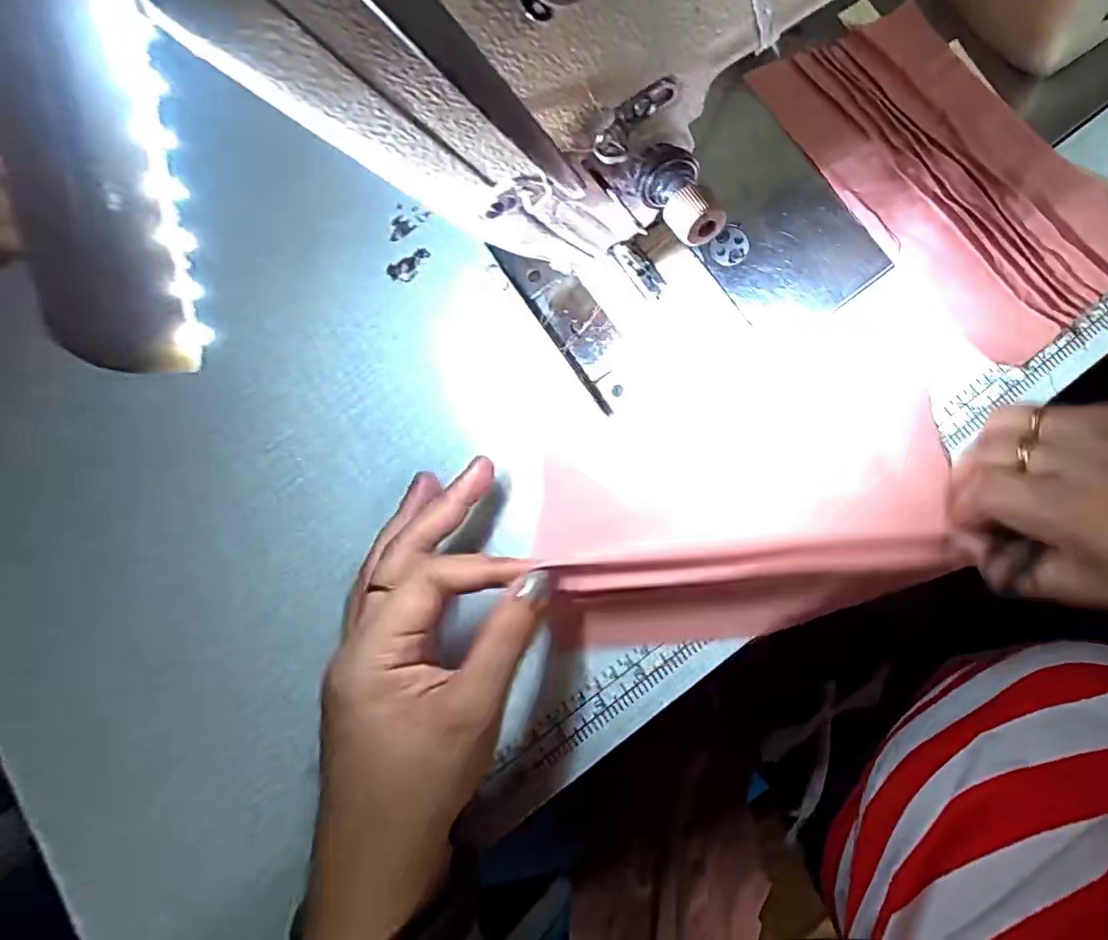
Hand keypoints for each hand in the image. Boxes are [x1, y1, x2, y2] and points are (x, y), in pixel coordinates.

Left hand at [304, 458, 547, 939]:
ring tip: (434, 485)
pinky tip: (421, 548)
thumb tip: (539, 578)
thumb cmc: (424, 781)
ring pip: (383, 576)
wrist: (379, 851)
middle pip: (394, 561)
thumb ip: (507, 637)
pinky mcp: (379, 666)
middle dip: (438, 511)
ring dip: (413, 527)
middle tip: (475, 468)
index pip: (433, 582)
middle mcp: (357, 644)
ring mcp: (363, 655)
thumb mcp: (474, 709)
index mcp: (372, 653)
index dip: (489, 568)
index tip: (539, 572)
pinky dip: (409, 561)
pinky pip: (391, 598)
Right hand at [950, 404, 1107, 616]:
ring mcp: (1092, 423)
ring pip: (1009, 417)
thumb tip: (977, 549)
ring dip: (991, 450)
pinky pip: (1047, 414)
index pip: (979, 489)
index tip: (971, 534)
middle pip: (984, 446)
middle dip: (966, 479)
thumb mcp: (1081, 589)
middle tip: (979, 509)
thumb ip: (1016, 569)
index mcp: (1064, 506)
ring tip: (1004, 479)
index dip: (961, 512)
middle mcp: (1070, 453)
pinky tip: (1046, 463)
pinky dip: (1029, 437)